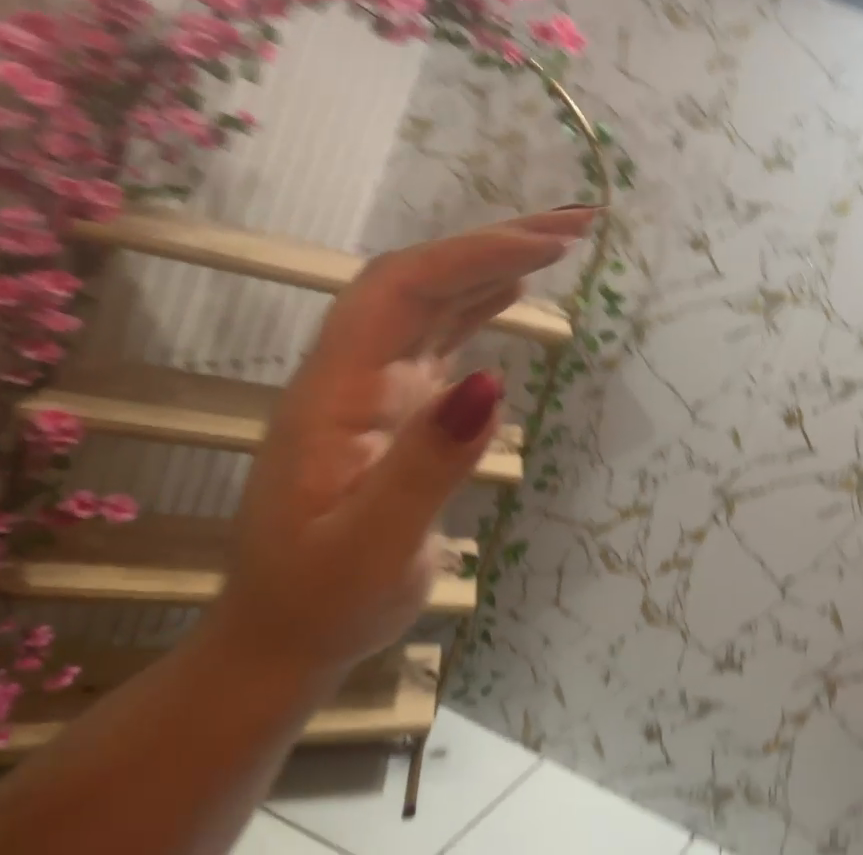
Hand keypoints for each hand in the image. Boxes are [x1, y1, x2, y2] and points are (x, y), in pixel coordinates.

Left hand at [204, 208, 594, 680]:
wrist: (281, 639)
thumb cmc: (324, 601)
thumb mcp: (374, 547)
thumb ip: (428, 464)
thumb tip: (492, 380)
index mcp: (336, 395)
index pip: (403, 292)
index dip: (477, 255)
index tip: (555, 245)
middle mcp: (352, 376)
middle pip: (419, 279)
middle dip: (496, 241)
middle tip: (581, 222)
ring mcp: (373, 390)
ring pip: (432, 300)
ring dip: (495, 261)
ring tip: (563, 239)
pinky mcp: (397, 408)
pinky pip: (440, 335)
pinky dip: (481, 300)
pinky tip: (515, 290)